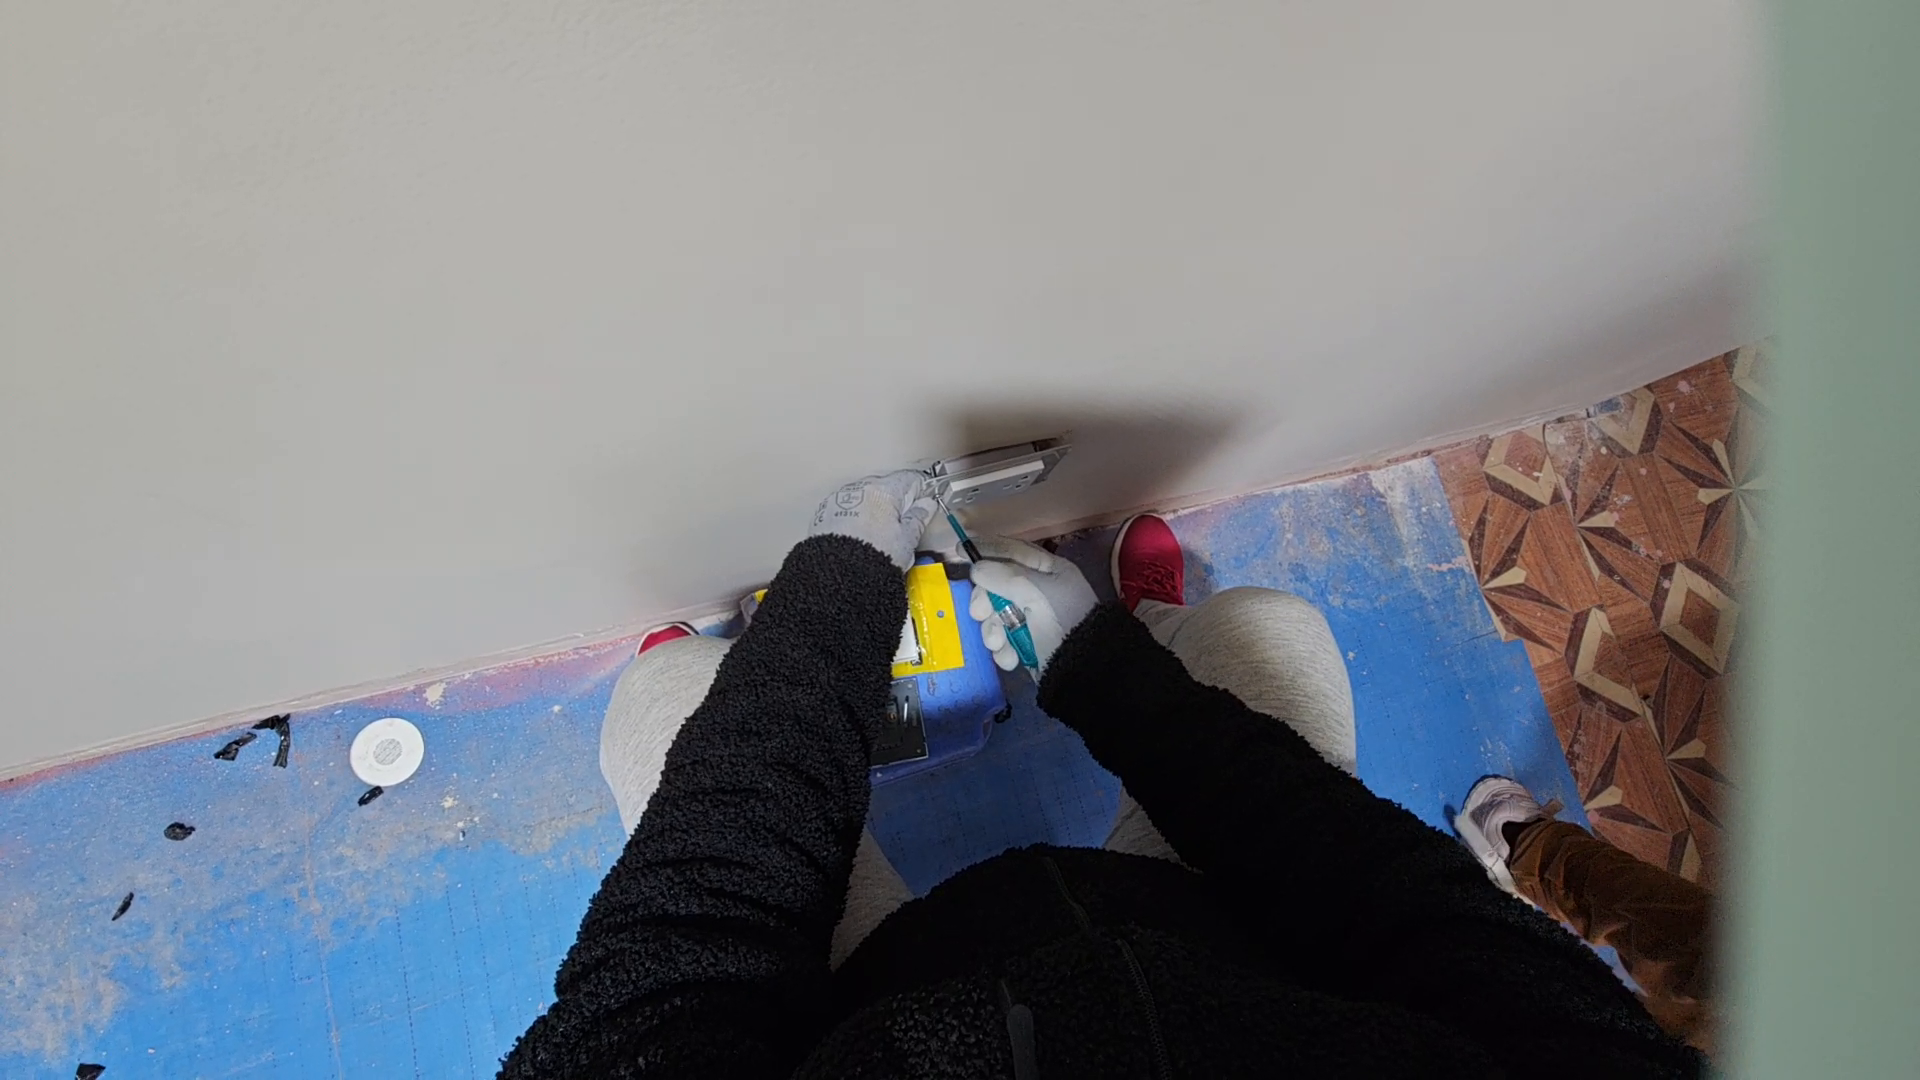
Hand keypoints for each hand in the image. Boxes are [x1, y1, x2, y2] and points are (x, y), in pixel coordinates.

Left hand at [808, 470, 938, 569]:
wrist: (838, 574)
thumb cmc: (874, 556)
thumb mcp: (907, 540)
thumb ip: (919, 518)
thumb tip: (926, 506)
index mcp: (884, 490)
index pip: (909, 479)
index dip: (920, 491)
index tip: (923, 504)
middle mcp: (860, 489)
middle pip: (885, 487)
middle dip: (894, 503)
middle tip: (901, 526)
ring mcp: (840, 499)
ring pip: (864, 498)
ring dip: (873, 510)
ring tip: (877, 536)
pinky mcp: (825, 513)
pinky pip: (846, 509)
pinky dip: (854, 518)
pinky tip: (859, 537)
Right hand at [965, 537, 1097, 676]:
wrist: (1081, 671)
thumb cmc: (1062, 621)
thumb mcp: (1036, 592)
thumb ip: (1004, 576)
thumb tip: (976, 568)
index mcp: (1047, 570)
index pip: (1011, 551)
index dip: (986, 549)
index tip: (959, 550)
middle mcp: (1037, 590)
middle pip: (995, 585)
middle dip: (985, 601)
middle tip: (981, 613)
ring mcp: (1030, 618)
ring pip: (994, 615)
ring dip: (992, 631)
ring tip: (999, 643)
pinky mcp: (1024, 643)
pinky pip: (1001, 639)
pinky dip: (1002, 650)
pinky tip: (1010, 657)